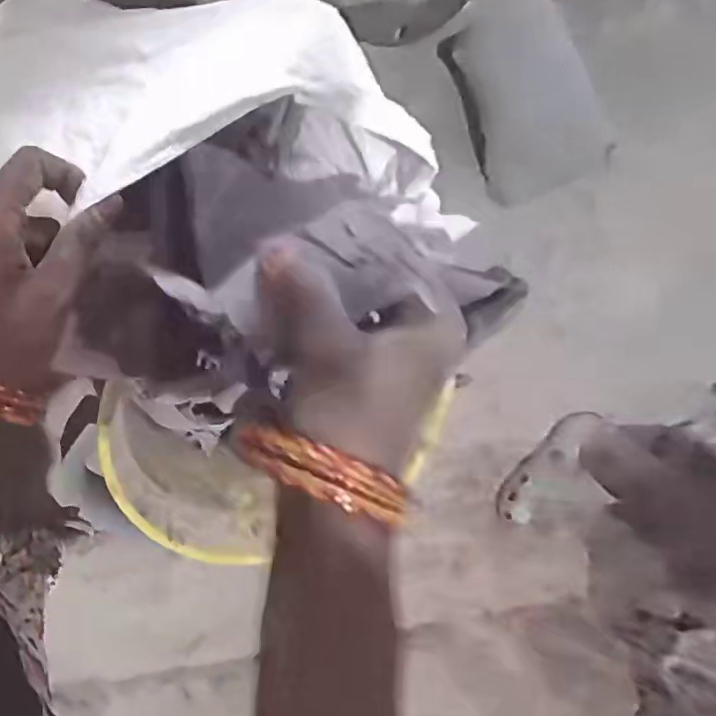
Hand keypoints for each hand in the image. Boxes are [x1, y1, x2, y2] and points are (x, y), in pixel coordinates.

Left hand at [0, 146, 120, 394]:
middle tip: (82, 269)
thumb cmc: (5, 346)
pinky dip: (21, 265)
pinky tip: (34, 305)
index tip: (89, 208)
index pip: (28, 162)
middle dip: (59, 229)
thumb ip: (81, 243)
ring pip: (12, 230)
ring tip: (59, 297)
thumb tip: (109, 202)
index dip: (65, 173)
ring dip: (42, 252)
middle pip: (22, 202)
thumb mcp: (53, 295)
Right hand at [259, 245, 463, 473]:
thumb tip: (278, 244)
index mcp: (437, 324)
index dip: (355, 243)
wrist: (335, 488)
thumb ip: (304, 290)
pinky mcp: (371, 377)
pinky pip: (348, 331)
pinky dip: (322, 318)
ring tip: (286, 270)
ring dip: (324, 294)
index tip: (317, 227)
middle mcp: (427, 338)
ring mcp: (399, 360)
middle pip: (377, 285)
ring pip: (359, 309)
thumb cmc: (346, 408)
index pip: (399, 261)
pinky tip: (290, 305)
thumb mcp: (324, 344)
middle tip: (295, 245)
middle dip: (334, 268)